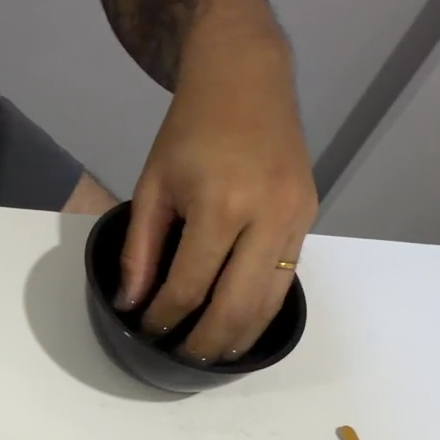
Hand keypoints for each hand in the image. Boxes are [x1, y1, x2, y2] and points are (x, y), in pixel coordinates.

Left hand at [117, 20, 316, 363]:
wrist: (247, 79)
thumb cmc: (190, 131)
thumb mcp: (152, 188)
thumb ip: (140, 252)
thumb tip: (130, 304)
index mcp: (221, 207)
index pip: (189, 287)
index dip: (164, 319)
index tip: (148, 332)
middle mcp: (267, 217)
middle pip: (236, 307)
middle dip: (204, 343)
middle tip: (181, 360)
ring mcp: (296, 219)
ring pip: (268, 303)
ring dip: (238, 337)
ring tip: (211, 356)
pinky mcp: (310, 219)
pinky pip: (285, 280)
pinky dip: (260, 311)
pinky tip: (240, 327)